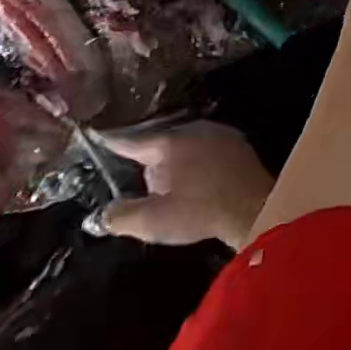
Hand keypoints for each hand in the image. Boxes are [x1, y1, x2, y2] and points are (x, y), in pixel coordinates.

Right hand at [96, 122, 274, 248]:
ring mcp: (219, 132)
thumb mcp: (152, 221)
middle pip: (160, 144)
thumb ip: (120, 215)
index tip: (97, 134)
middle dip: (150, 164)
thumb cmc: (200, 211)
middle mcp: (195, 129)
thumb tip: (103, 212)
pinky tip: (198, 183)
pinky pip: (206, 147)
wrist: (252, 205)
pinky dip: (197, 161)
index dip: (114, 142)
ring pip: (185, 145)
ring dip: (176, 164)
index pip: (133, 141)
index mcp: (171, 142)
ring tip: (175, 191)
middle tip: (149, 191)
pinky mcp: (236, 142)